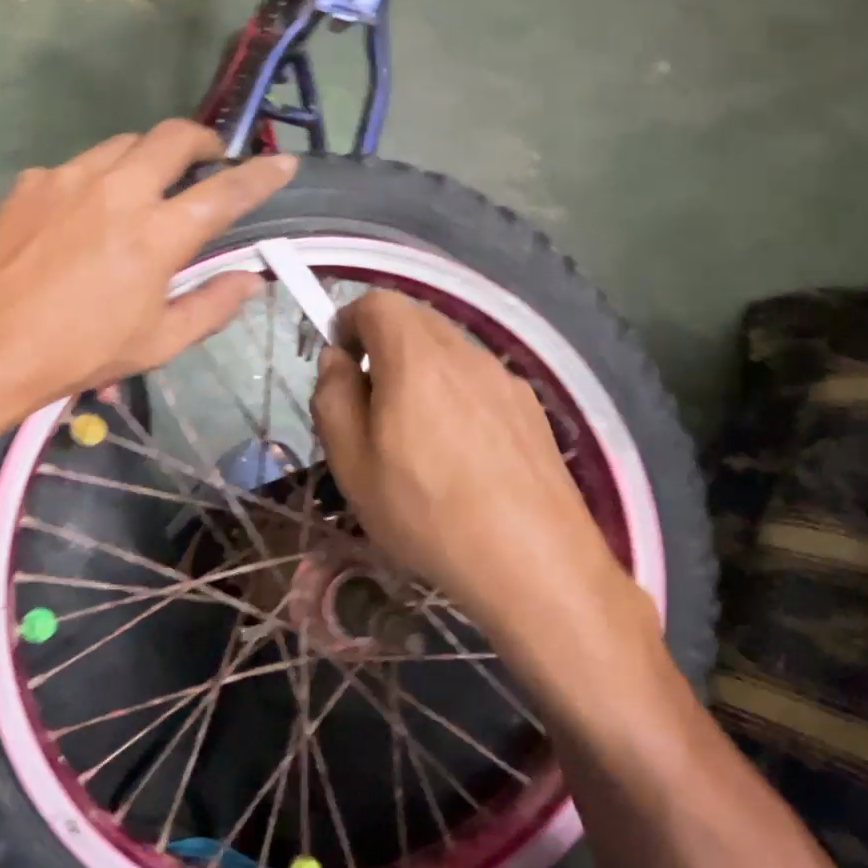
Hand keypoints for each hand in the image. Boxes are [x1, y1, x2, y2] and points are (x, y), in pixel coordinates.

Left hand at [0, 120, 296, 426]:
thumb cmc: (75, 356)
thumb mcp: (154, 344)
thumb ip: (210, 306)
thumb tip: (250, 279)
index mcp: (156, 234)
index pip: (225, 192)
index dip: (260, 175)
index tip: (281, 163)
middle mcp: (117, 191)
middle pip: (172, 137)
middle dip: (201, 141)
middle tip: (207, 160)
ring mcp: (67, 179)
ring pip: (121, 144)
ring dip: (145, 156)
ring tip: (144, 185)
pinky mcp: (29, 183)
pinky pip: (74, 168)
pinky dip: (92, 181)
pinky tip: (81, 214)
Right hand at [310, 291, 647, 643]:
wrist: (536, 564)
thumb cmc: (425, 512)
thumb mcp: (350, 461)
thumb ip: (332, 397)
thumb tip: (337, 360)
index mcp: (416, 358)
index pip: (377, 302)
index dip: (348, 322)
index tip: (339, 366)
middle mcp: (466, 354)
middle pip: (415, 320)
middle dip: (381, 346)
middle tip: (366, 405)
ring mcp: (506, 380)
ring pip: (448, 352)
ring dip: (418, 373)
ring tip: (411, 437)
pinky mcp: (531, 410)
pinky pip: (478, 382)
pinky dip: (453, 396)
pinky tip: (457, 456)